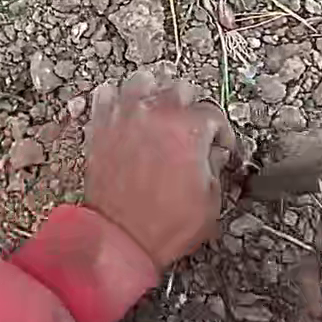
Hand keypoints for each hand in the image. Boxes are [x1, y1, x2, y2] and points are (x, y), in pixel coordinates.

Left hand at [83, 68, 233, 268]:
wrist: (119, 241)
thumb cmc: (163, 226)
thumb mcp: (210, 199)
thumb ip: (215, 166)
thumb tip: (212, 154)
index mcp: (190, 130)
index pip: (214, 113)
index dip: (221, 132)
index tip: (220, 144)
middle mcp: (158, 116)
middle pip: (180, 88)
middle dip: (189, 106)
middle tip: (190, 125)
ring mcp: (126, 119)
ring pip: (142, 81)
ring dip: (153, 93)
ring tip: (156, 108)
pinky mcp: (101, 129)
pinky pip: (105, 96)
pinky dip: (114, 99)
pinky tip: (122, 110)